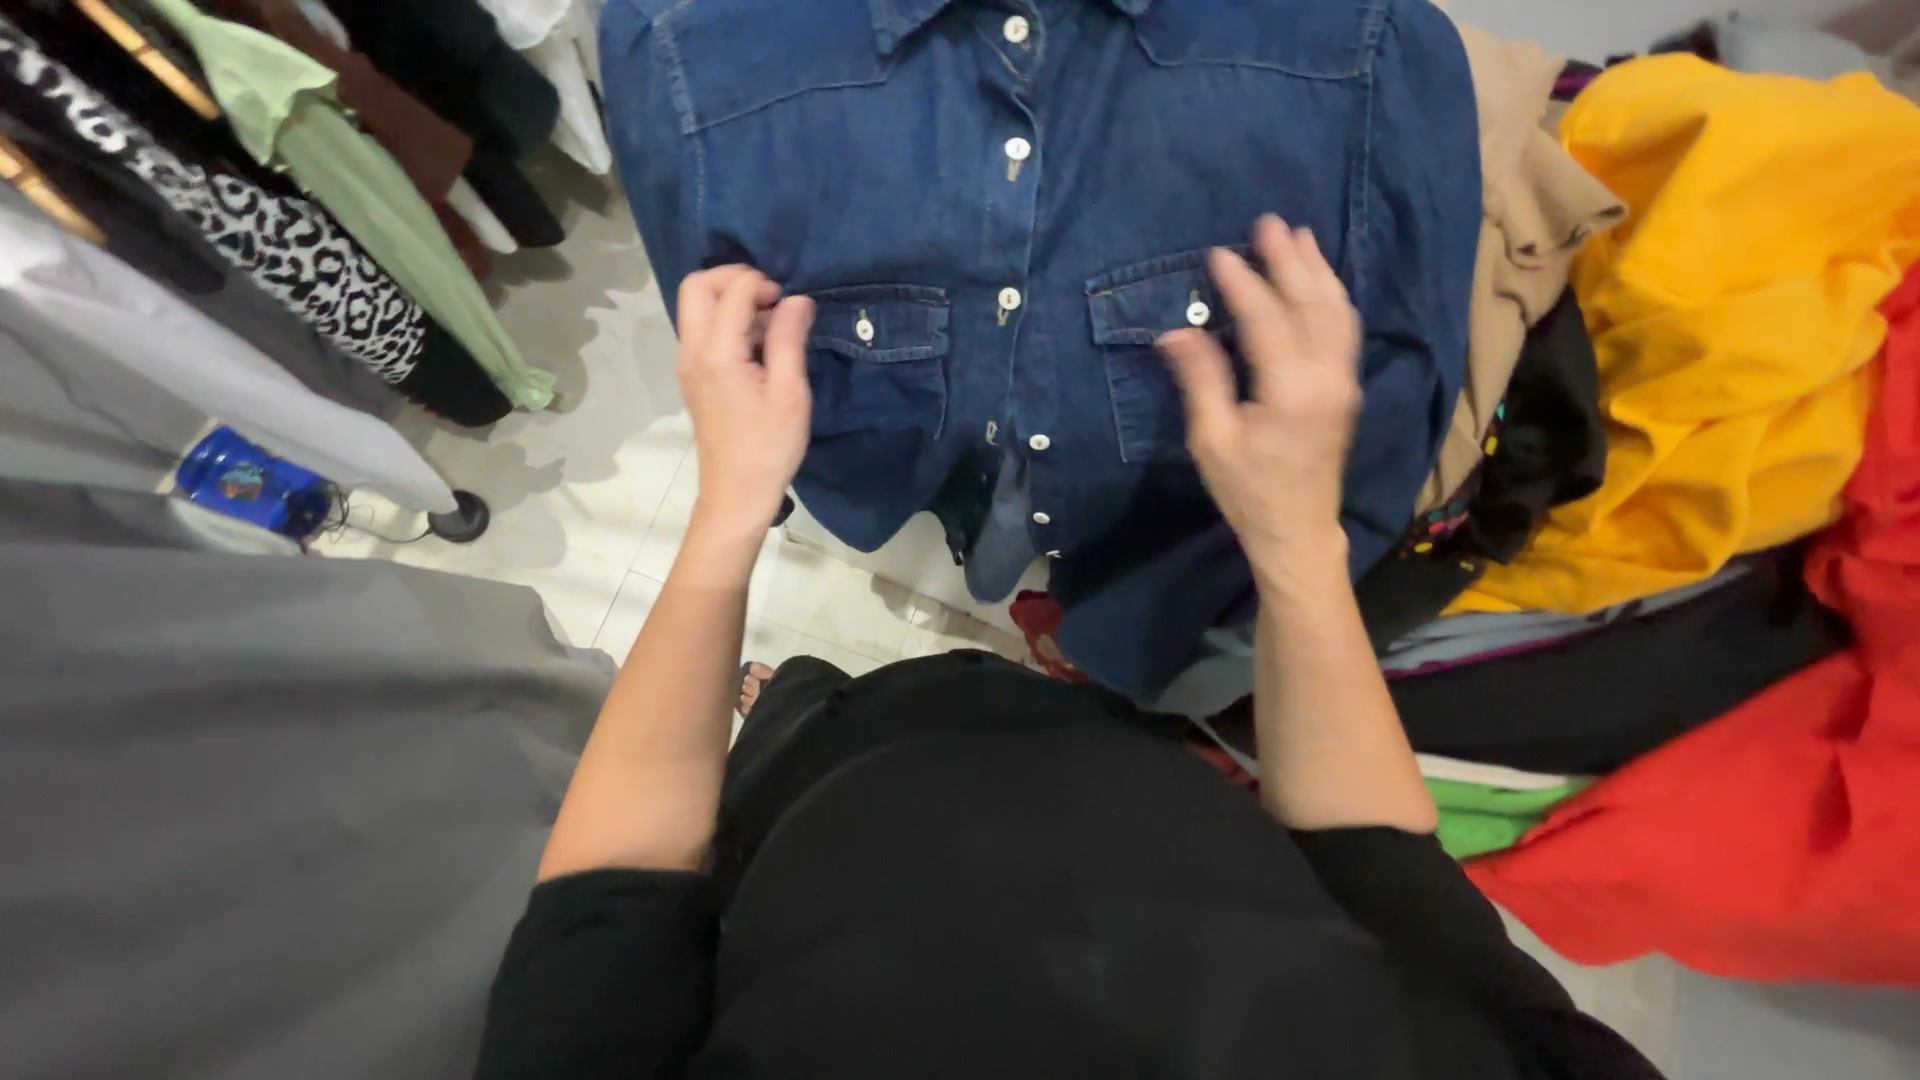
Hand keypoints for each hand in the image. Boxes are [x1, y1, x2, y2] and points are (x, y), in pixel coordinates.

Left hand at [674, 266, 815, 533]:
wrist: (737, 493)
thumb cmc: (769, 447)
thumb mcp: (790, 393)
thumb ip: (789, 339)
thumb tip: (797, 299)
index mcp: (716, 352)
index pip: (732, 291)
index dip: (764, 285)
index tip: (793, 306)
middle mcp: (691, 350)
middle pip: (698, 285)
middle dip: (736, 279)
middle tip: (773, 298)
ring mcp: (687, 363)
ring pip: (697, 306)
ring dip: (732, 301)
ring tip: (772, 325)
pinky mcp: (693, 376)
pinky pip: (702, 330)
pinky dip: (727, 322)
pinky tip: (759, 346)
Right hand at [1158, 215, 1362, 584]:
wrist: (1297, 528)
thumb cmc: (1247, 490)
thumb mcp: (1211, 440)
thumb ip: (1201, 380)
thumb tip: (1176, 332)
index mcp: (1291, 390)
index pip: (1266, 319)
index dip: (1243, 283)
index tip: (1218, 253)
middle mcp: (1327, 376)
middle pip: (1311, 303)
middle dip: (1289, 259)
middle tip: (1269, 222)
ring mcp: (1344, 381)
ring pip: (1336, 311)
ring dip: (1317, 271)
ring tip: (1300, 236)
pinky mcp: (1347, 389)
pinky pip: (1345, 329)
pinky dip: (1333, 297)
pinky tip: (1321, 283)